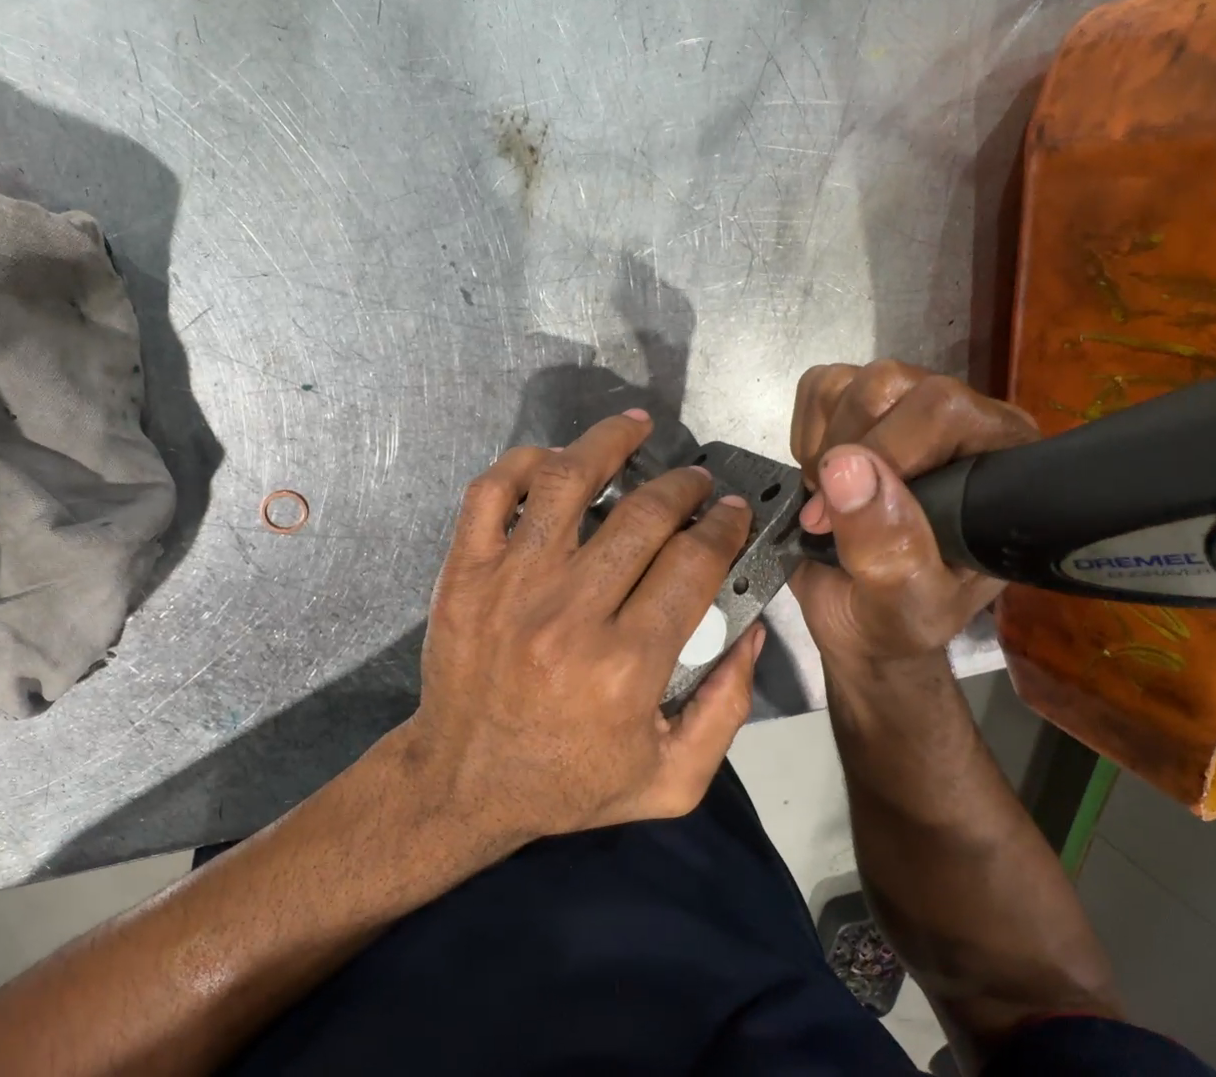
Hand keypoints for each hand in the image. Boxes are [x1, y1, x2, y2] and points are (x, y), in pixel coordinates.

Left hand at [403, 408, 762, 848]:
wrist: (463, 783)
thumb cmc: (567, 783)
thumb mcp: (670, 781)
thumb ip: (726, 709)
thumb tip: (751, 632)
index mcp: (627, 664)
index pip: (693, 563)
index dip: (724, 526)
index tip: (732, 512)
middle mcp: (570, 613)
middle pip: (642, 517)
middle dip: (683, 487)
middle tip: (695, 482)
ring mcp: (509, 586)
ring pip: (566, 484)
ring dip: (608, 445)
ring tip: (635, 430)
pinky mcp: (464, 575)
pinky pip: (492, 494)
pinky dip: (522, 464)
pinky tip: (553, 459)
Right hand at [789, 362, 1037, 666]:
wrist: (855, 624)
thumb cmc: (894, 620)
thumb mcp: (903, 605)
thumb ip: (887, 549)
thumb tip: (846, 468)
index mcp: (995, 460)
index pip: (943, 410)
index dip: (887, 451)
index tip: (849, 511)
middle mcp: (958, 421)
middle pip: (887, 385)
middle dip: (845, 453)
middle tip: (831, 516)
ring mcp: (901, 409)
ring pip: (847, 383)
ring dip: (821, 448)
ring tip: (829, 503)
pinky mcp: (852, 408)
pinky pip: (816, 388)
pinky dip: (802, 436)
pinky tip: (817, 478)